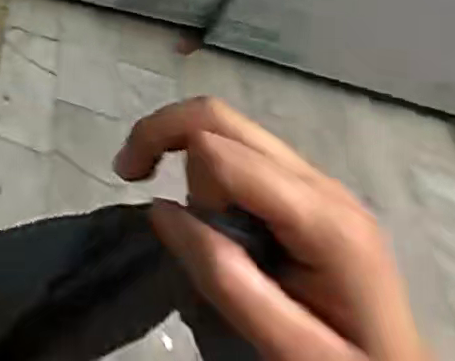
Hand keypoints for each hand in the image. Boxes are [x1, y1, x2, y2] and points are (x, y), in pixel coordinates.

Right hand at [116, 97, 425, 360]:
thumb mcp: (294, 352)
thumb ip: (227, 281)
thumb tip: (160, 208)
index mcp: (324, 218)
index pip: (220, 151)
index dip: (177, 171)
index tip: (158, 215)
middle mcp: (320, 182)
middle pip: (220, 116)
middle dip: (163, 130)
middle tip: (130, 171)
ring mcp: (316, 182)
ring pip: (226, 125)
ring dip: (183, 146)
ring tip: (174, 201)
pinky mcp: (306, 189)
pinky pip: (240, 149)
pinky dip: (204, 162)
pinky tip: (202, 204)